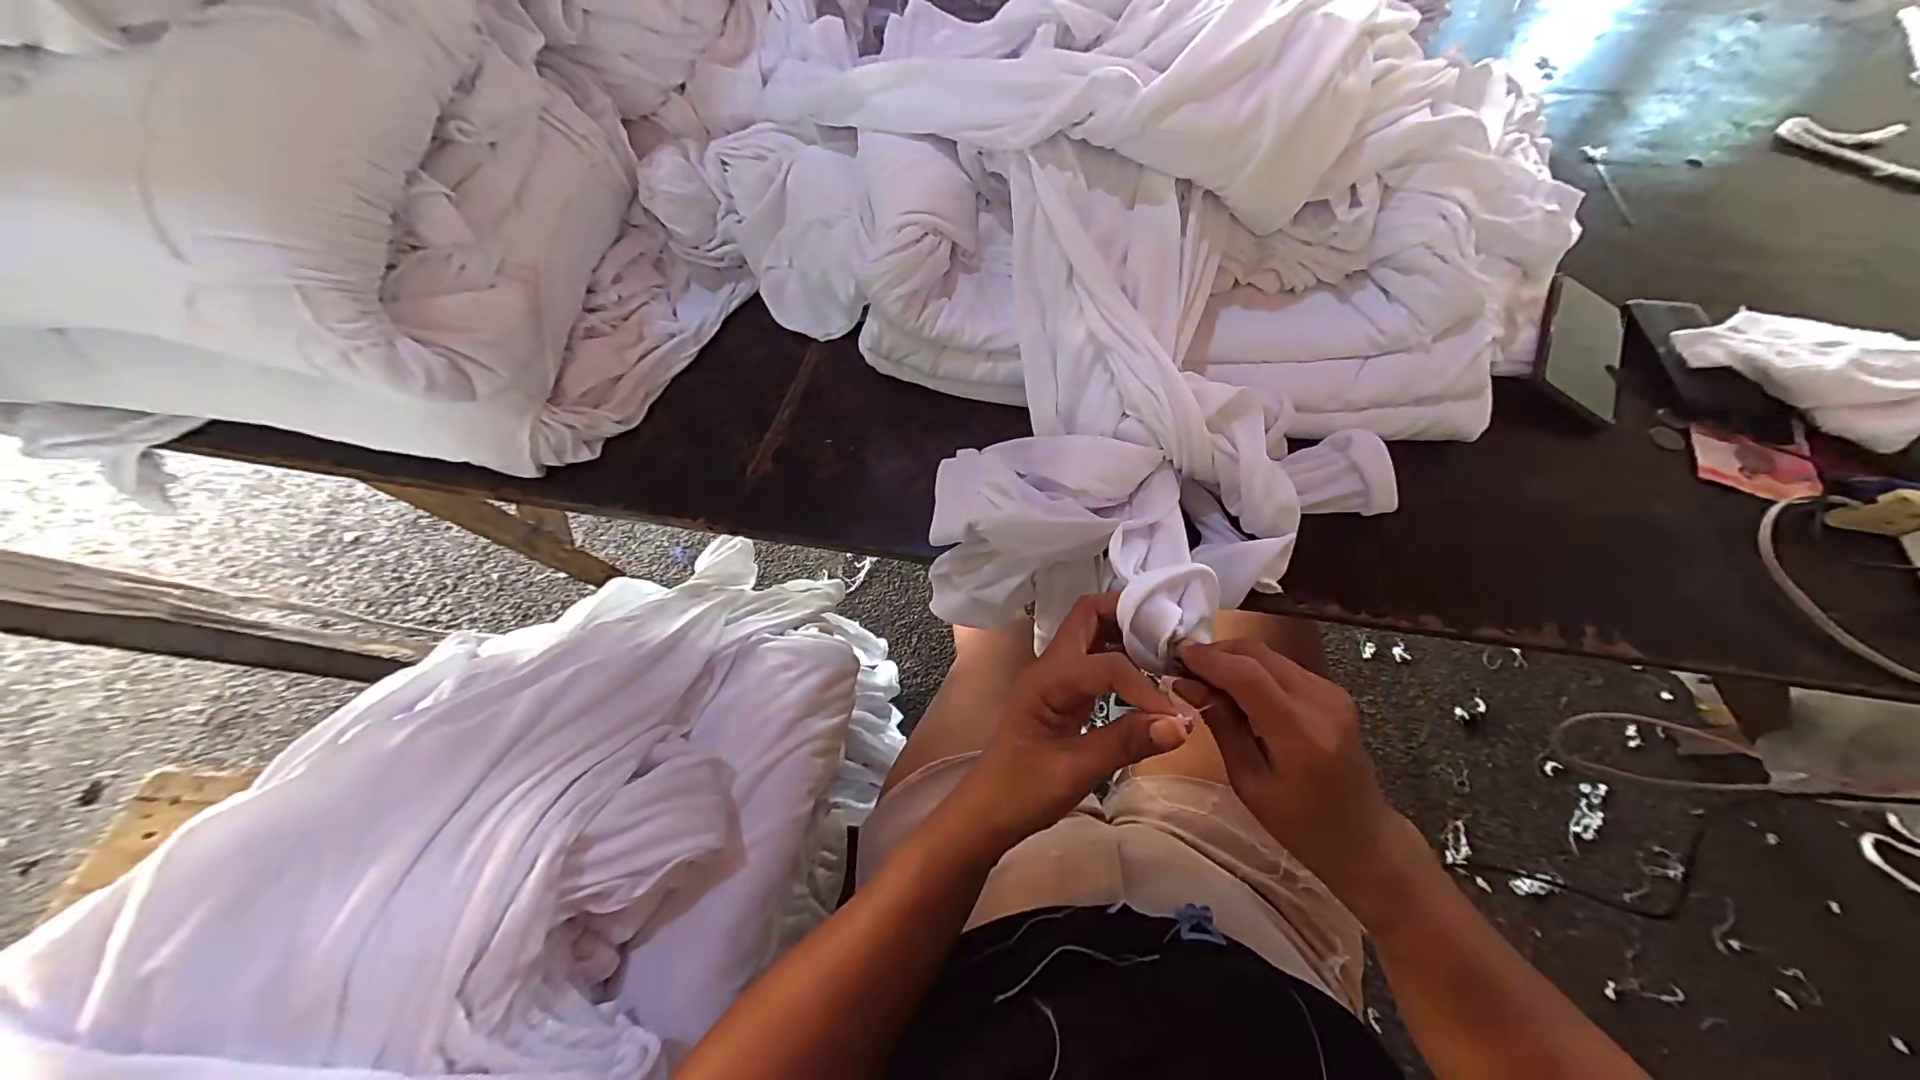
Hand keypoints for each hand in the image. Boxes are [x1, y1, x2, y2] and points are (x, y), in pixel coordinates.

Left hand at [938, 594, 1190, 852]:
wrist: (988, 812)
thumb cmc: (1022, 792)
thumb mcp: (1075, 771)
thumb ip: (1125, 742)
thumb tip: (1180, 724)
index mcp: (1047, 680)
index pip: (1106, 663)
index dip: (1144, 686)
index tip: (1174, 716)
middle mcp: (1051, 667)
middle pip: (1089, 615)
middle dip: (1130, 615)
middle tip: (1170, 639)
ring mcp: (1057, 678)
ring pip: (1092, 633)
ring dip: (1128, 634)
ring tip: (1166, 657)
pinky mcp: (1065, 694)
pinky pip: (1096, 660)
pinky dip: (1124, 660)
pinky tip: (1148, 681)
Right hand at [1176, 639, 1425, 918]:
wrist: (1364, 837)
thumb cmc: (1299, 824)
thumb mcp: (1248, 782)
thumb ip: (1221, 725)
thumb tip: (1186, 683)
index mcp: (1301, 733)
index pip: (1247, 675)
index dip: (1207, 659)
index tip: (1174, 654)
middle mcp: (1321, 702)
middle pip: (1258, 654)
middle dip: (1215, 652)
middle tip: (1180, 663)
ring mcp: (1332, 693)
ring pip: (1269, 655)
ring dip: (1231, 657)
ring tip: (1200, 674)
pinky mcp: (1332, 691)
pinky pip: (1281, 666)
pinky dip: (1251, 666)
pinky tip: (1231, 684)